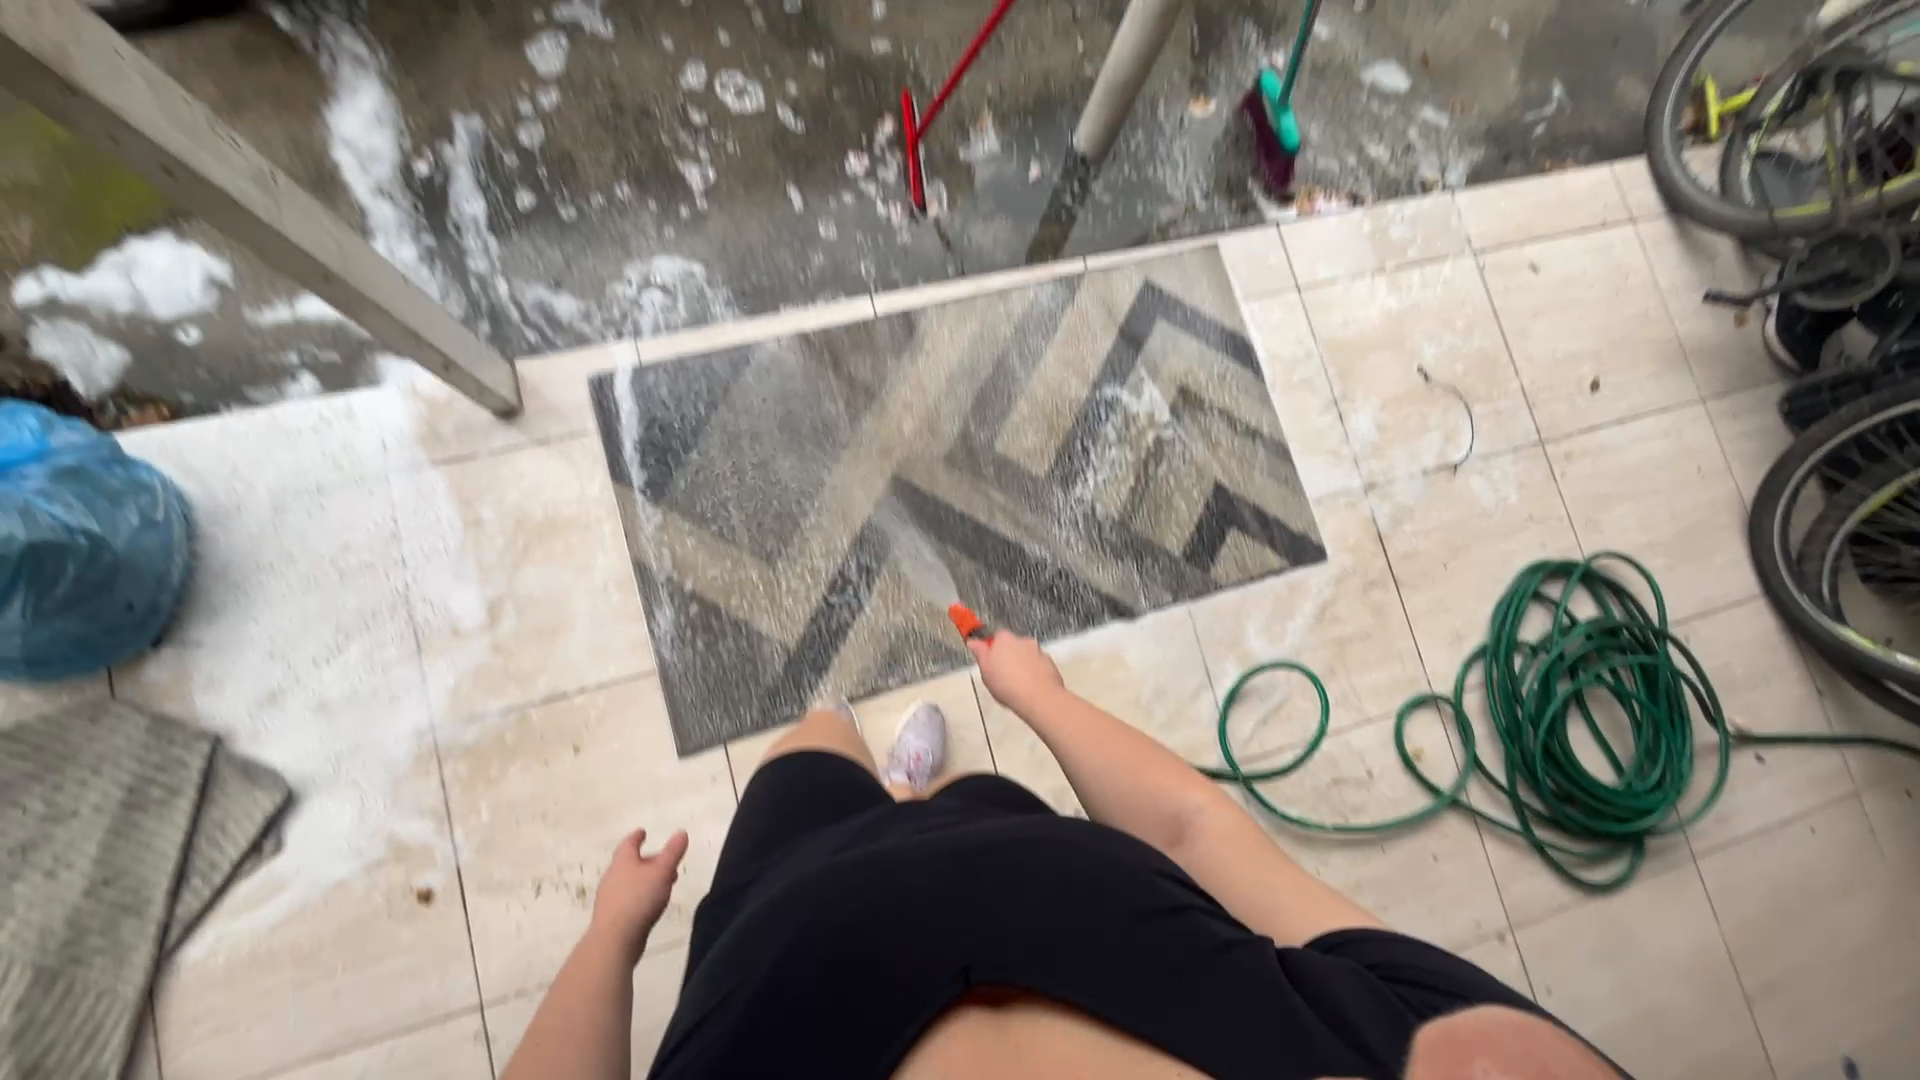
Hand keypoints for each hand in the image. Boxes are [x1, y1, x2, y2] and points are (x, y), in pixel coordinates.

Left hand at [588, 828, 686, 964]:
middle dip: (647, 860)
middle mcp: (612, 877)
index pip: (629, 844)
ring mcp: (609, 898)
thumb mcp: (662, 872)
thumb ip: (673, 852)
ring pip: (629, 881)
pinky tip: (650, 904)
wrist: (614, 940)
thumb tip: (681, 832)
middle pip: (630, 863)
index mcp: (623, 862)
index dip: (637, 837)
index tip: (642, 832)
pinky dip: (639, 895)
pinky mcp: (611, 916)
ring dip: (645, 879)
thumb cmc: (639, 899)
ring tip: (663, 884)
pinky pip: (627, 898)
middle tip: (664, 861)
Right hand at [966, 632, 1066, 717]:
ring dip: (1022, 664)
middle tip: (1002, 675)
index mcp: (1005, 639)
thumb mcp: (985, 671)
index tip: (989, 661)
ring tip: (1017, 684)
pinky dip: (1034, 672)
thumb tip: (973, 641)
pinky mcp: (1050, 663)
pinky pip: (1038, 665)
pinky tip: (1030, 687)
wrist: (1039, 698)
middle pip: (1013, 645)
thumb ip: (980, 653)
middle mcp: (1023, 640)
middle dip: (1008, 656)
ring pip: (1027, 655)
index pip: (996, 636)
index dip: (992, 648)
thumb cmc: (1007, 685)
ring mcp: (1039, 651)